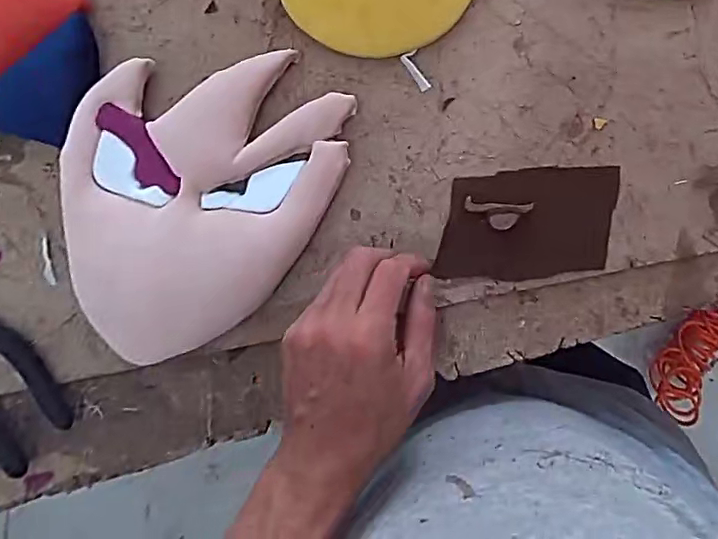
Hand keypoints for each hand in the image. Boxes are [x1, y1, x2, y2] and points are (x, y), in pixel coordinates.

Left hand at [276, 248, 436, 487]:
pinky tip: (358, 316)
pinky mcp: (292, 334)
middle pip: (360, 258)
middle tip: (404, 275)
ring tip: (382, 295)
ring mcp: (307, 327)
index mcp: (367, 334)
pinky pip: (325, 294)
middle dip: (388, 257)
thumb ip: (424, 322)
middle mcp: (332, 323)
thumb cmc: (376, 423)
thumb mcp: (417, 376)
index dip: (412, 261)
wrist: (319, 459)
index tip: (424, 271)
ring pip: (339, 271)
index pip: (390, 269)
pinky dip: (347, 292)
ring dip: (366, 273)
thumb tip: (425, 282)